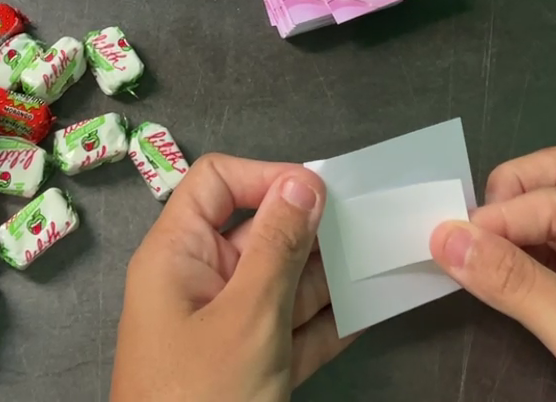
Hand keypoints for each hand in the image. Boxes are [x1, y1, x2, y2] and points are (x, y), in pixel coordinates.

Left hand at [112, 154, 354, 401]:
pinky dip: (326, 322)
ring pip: (280, 281)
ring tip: (378, 260)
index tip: (319, 192)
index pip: (217, 184)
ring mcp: (225, 327)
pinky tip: (368, 309)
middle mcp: (198, 280)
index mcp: (176, 254)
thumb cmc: (204, 400)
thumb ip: (278, 247)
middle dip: (308, 229)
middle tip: (366, 225)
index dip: (266, 177)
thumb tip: (305, 182)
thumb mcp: (245, 319)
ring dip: (327, 275)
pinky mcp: (250, 367)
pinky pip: (291, 328)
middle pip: (256, 232)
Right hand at [429, 147, 555, 401]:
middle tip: (472, 236)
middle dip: (509, 201)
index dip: (504, 215)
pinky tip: (491, 276)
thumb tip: (445, 235)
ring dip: (509, 230)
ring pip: (552, 222)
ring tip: (472, 254)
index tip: (452, 241)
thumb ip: (519, 286)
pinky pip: (550, 263)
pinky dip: (515, 261)